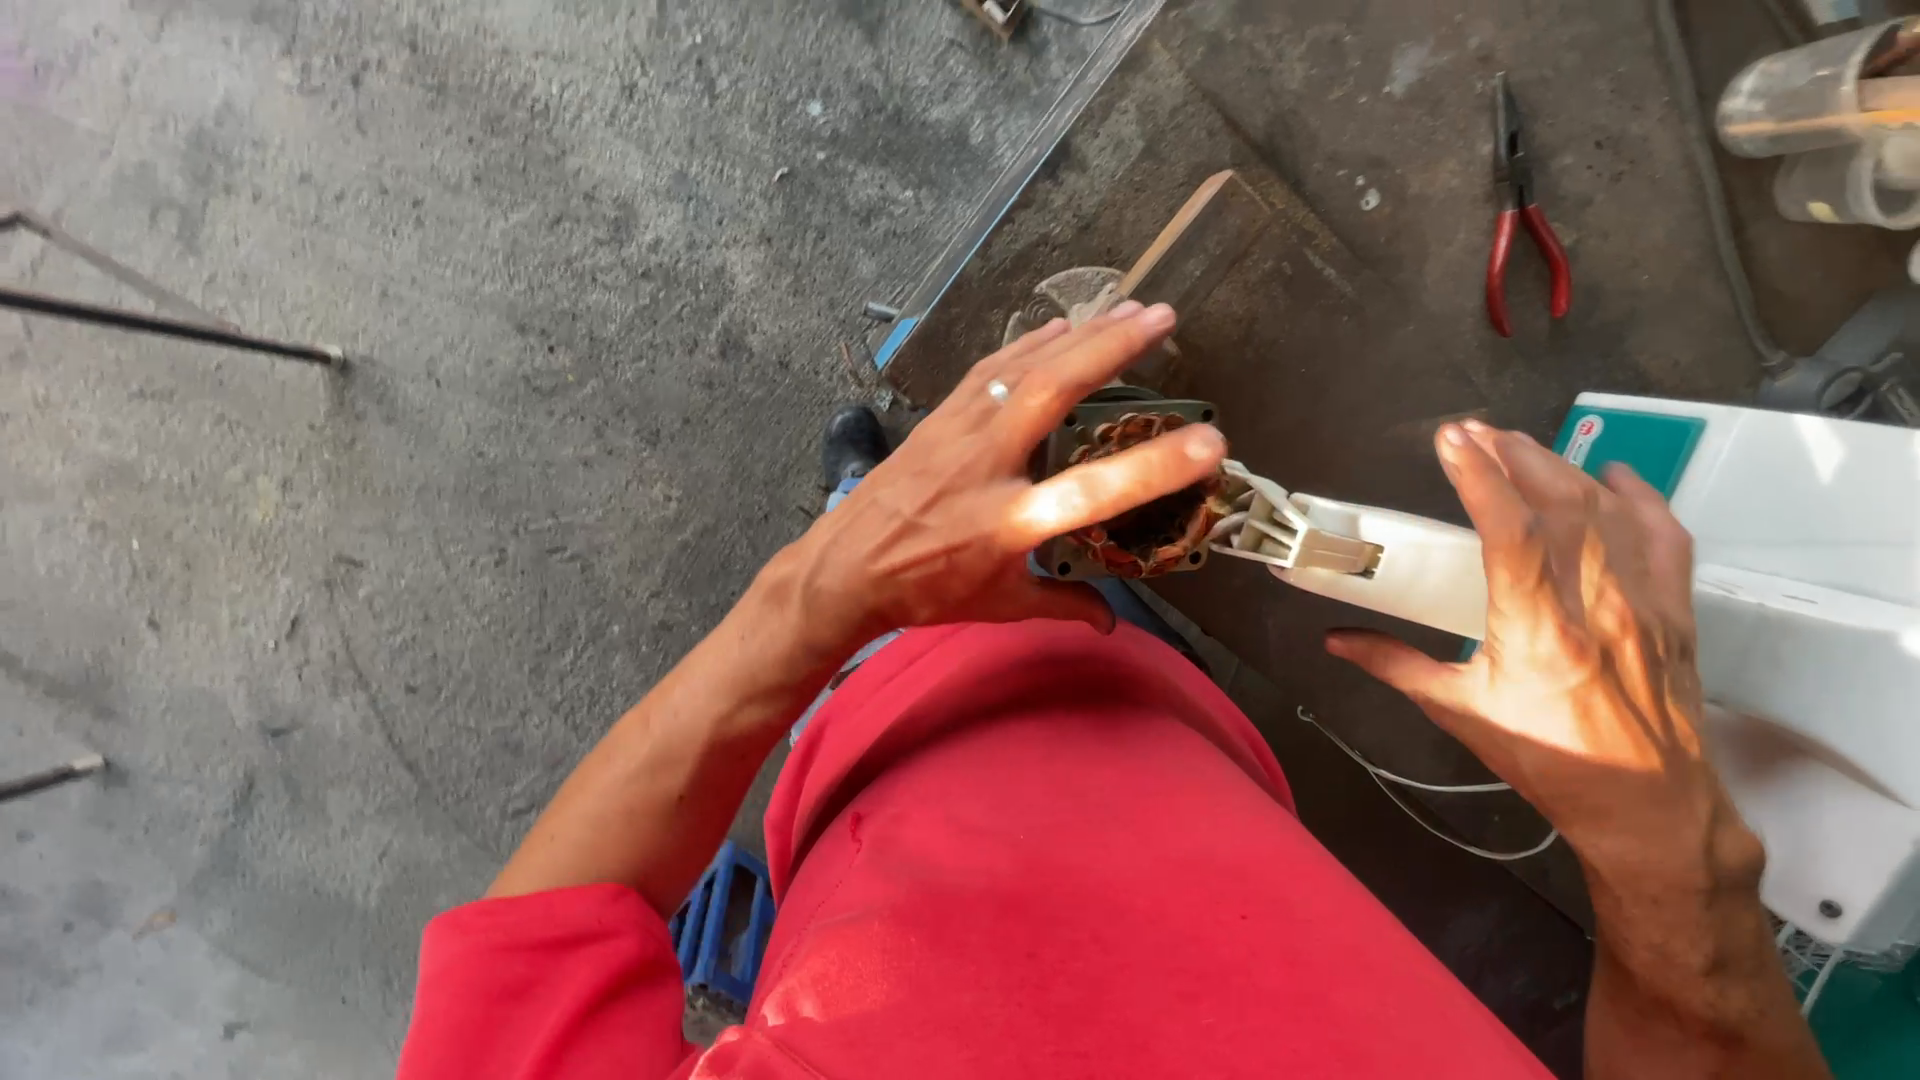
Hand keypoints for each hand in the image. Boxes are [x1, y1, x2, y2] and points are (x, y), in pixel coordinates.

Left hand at [777, 301, 1226, 658]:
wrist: (844, 570)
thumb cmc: (925, 592)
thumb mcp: (1000, 606)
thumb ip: (1064, 605)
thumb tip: (1111, 624)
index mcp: (1010, 524)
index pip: (1092, 492)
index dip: (1154, 467)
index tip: (1211, 441)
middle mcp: (986, 466)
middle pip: (1053, 392)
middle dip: (1112, 348)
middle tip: (1163, 316)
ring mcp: (958, 434)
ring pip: (1022, 367)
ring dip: (1077, 333)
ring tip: (1125, 307)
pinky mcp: (938, 419)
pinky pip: (989, 369)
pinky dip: (1027, 343)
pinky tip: (1058, 326)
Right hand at [1325, 421, 1757, 886]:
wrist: (1650, 808)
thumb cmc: (1546, 759)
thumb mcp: (1459, 712)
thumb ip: (1394, 665)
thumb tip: (1334, 639)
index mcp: (1536, 632)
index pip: (1510, 534)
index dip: (1480, 479)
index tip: (1451, 441)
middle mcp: (1597, 607)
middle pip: (1562, 506)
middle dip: (1515, 456)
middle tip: (1473, 433)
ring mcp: (1646, 605)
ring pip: (1610, 511)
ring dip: (1561, 467)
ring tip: (1518, 443)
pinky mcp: (1678, 611)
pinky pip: (1667, 537)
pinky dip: (1640, 496)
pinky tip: (1612, 474)